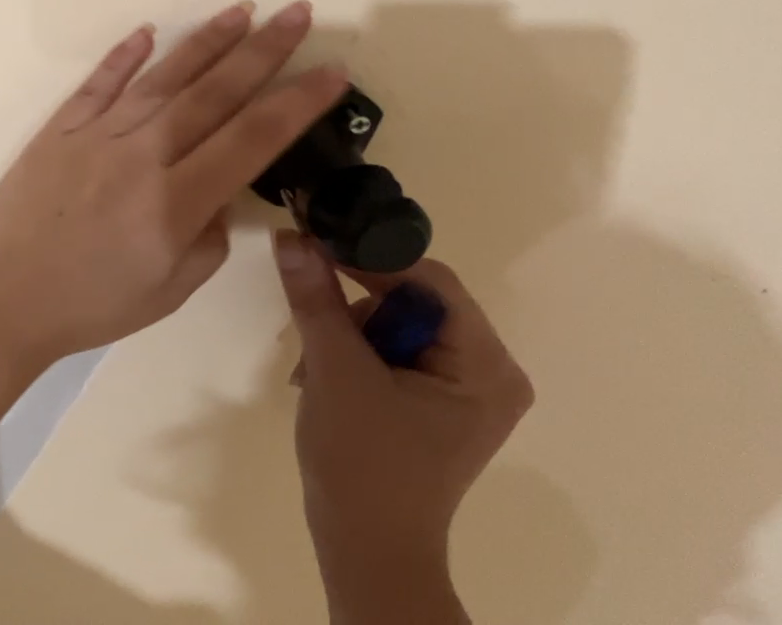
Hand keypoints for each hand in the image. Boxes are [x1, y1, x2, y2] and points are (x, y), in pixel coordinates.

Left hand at [0, 0, 348, 443]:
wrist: (3, 296)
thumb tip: (221, 192)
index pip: (252, 139)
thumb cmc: (91, 304)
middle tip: (297, 13)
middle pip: (212, 94)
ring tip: (241, 12)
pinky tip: (148, 34)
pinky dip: (122, 57)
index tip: (333, 71)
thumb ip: (209, 236)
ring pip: (159, 79)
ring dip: (204, 44)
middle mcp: (140, 156)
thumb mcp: (170, 289)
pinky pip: (96, 85)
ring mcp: (94, 136)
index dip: (297, 102)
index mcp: (176, 201)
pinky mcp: (56, 131)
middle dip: (261, 51)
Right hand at [273, 232, 534, 624]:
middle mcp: (488, 370)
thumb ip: (316, 299)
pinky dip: (352, 353)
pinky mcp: (433, 401)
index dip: (369, 255)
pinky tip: (325, 378)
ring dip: (345, 332)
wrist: (365, 545)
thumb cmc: (362, 460)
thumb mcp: (334, 370)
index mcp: (486, 364)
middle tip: (306, 315)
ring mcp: (462, 388)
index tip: (311, 240)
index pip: (429, 280)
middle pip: (412, 300)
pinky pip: (391, 351)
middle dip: (353, 306)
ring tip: (313, 367)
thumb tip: (292, 236)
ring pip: (395, 323)